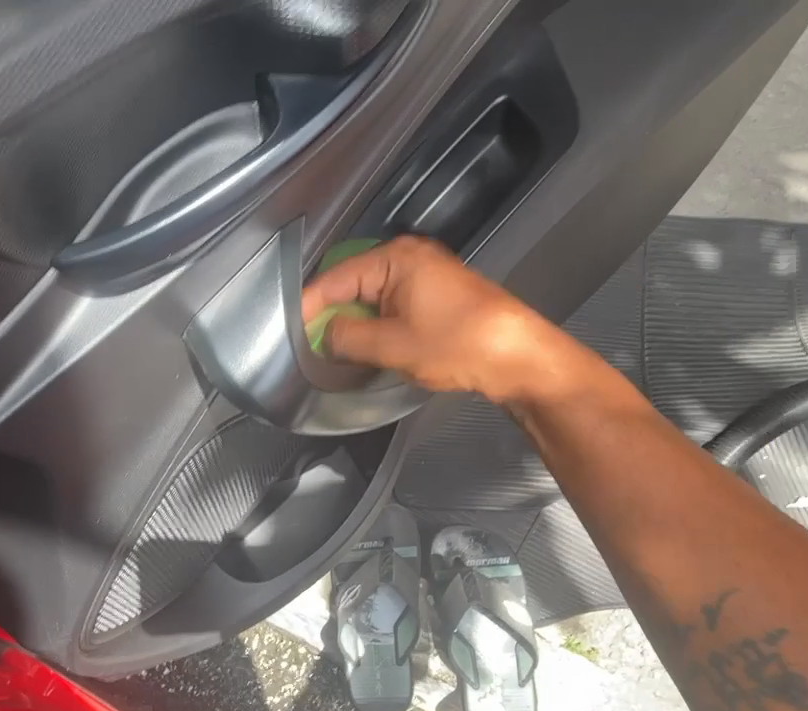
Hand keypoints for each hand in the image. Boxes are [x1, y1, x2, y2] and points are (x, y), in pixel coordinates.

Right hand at [300, 234, 601, 407]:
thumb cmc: (457, 344)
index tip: (290, 335)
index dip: (309, 308)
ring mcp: (422, 274)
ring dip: (352, 323)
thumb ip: (347, 337)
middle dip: (329, 315)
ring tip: (334, 352)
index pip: (334, 279)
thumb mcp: (391, 346)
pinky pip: (388, 304)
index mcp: (395, 258)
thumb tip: (324, 335)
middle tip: (308, 347)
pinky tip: (367, 348)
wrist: (517, 356)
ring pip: (369, 297)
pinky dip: (373, 324)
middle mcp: (407, 257)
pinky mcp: (433, 294)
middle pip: (350, 284)